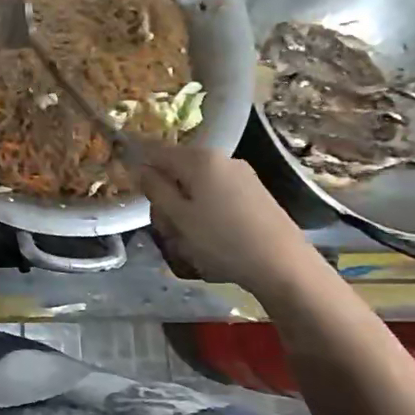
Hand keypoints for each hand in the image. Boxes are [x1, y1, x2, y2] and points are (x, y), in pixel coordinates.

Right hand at [135, 144, 329, 296]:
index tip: (133, 187)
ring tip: (188, 241)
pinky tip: (212, 239)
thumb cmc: (221, 240)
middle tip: (166, 229)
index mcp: (199, 160)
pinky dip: (206, 213)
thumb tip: (141, 168)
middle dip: (166, 196)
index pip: (157, 151)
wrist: (281, 263)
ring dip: (186, 209)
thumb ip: (156, 189)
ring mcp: (242, 175)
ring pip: (198, 186)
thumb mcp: (179, 218)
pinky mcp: (255, 194)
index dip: (140, 165)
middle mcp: (222, 159)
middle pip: (179, 170)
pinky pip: (218, 196)